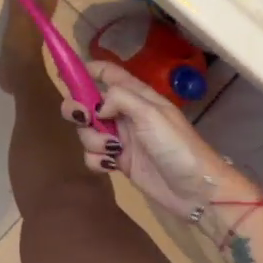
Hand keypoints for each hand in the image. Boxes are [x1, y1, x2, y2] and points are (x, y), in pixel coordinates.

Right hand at [66, 60, 259, 216]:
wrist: (198, 193)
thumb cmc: (178, 146)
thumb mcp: (151, 114)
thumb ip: (119, 98)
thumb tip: (96, 105)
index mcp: (136, 96)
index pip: (107, 73)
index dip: (86, 69)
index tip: (64, 73)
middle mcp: (124, 113)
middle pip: (87, 102)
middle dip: (79, 109)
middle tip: (84, 118)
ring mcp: (121, 138)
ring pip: (87, 130)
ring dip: (92, 139)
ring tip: (112, 151)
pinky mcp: (118, 162)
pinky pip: (93, 155)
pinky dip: (96, 160)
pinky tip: (110, 166)